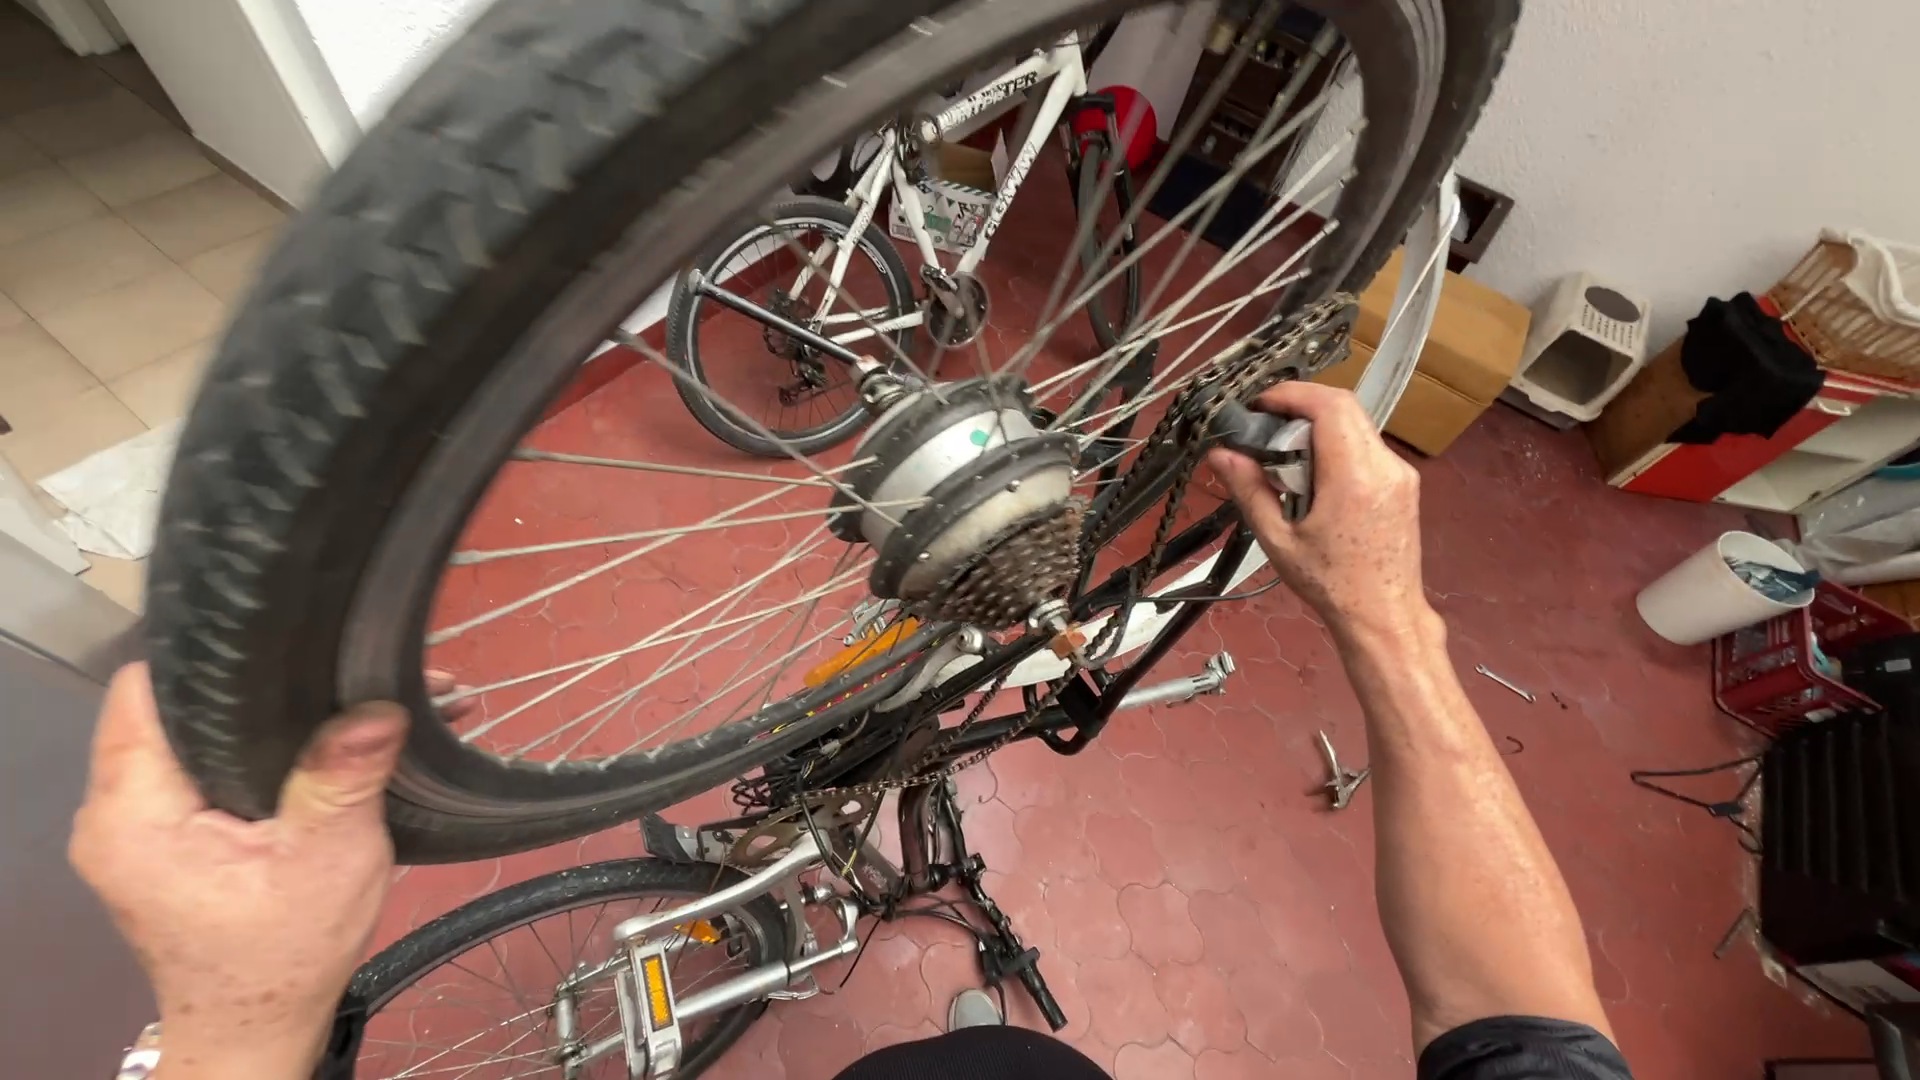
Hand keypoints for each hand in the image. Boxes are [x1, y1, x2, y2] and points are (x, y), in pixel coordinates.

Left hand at [70, 664, 408, 1079]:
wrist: (264, 1019)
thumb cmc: (284, 944)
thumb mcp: (326, 856)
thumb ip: (342, 777)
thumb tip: (378, 706)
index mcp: (137, 811)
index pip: (148, 696)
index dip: (213, 653)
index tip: (291, 626)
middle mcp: (127, 809)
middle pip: (190, 709)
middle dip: (281, 680)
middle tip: (361, 659)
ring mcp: (155, 822)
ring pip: (218, 734)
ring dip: (297, 712)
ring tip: (380, 692)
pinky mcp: (187, 831)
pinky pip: (232, 763)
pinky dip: (291, 743)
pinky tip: (354, 734)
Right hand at [1206, 381, 1428, 641]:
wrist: (1383, 614)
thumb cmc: (1328, 583)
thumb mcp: (1277, 539)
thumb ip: (1250, 489)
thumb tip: (1220, 454)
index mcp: (1354, 478)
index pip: (1329, 406)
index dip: (1291, 395)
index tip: (1258, 405)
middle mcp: (1385, 465)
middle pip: (1344, 406)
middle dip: (1300, 405)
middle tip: (1263, 424)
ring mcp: (1399, 471)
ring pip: (1355, 423)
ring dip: (1316, 425)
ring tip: (1282, 452)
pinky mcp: (1402, 481)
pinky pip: (1364, 444)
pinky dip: (1333, 444)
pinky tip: (1310, 472)